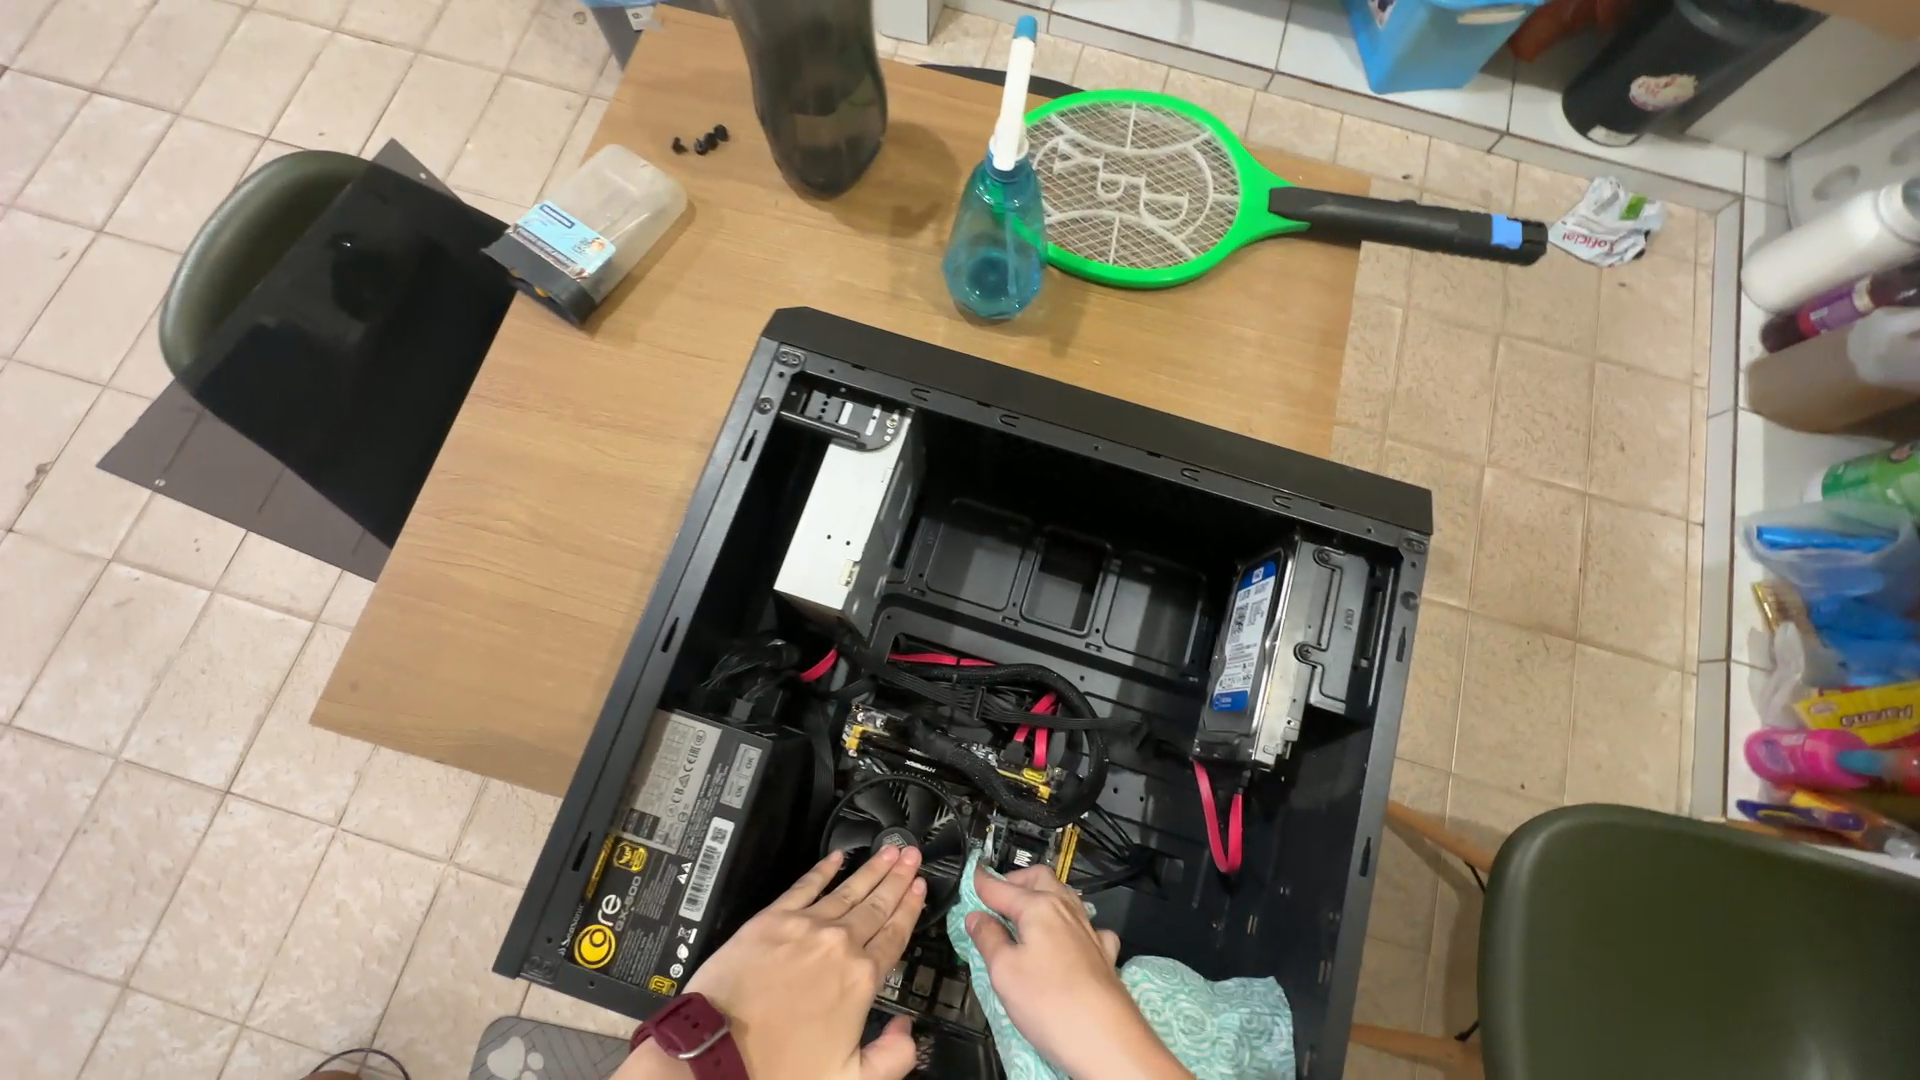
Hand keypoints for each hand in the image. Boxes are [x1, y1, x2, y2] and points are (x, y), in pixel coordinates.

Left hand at [616, 846, 926, 1079]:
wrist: (717, 1055)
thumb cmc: (782, 1072)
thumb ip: (891, 1058)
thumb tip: (909, 1031)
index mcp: (861, 979)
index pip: (895, 935)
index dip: (911, 908)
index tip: (921, 886)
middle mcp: (839, 944)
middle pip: (877, 904)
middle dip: (898, 877)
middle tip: (912, 853)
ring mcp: (806, 926)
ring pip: (849, 889)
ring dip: (872, 868)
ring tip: (890, 849)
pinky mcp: (773, 919)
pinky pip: (805, 885)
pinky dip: (824, 869)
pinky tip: (838, 857)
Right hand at [964, 865, 1188, 1079]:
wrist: (1106, 1038)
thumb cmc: (1048, 1003)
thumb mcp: (1003, 972)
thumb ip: (988, 939)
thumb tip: (976, 917)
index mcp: (1038, 907)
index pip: (1002, 888)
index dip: (983, 882)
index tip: (973, 875)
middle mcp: (1066, 909)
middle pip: (1041, 878)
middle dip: (1018, 879)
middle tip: (998, 894)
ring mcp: (1089, 930)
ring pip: (1066, 897)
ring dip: (1045, 895)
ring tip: (1028, 911)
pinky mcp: (1105, 954)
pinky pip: (1089, 926)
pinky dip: (1074, 924)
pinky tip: (1070, 938)